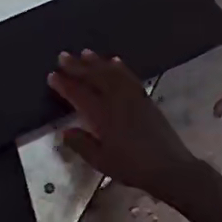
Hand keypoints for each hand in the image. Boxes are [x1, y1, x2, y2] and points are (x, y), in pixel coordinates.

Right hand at [47, 50, 205, 202]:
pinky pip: (129, 77)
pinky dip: (119, 67)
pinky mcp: (145, 98)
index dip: (64, 84)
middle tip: (63, 56)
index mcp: (102, 116)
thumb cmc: (132, 167)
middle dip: (77, 66)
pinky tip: (114, 61)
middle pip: (94, 78)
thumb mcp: (101, 161)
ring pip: (111, 73)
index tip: (52, 75)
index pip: (79, 95)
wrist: (170, 168)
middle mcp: (116, 101)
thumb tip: (66, 131)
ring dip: (97, 62)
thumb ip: (82, 145)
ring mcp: (132, 97)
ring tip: (85, 53)